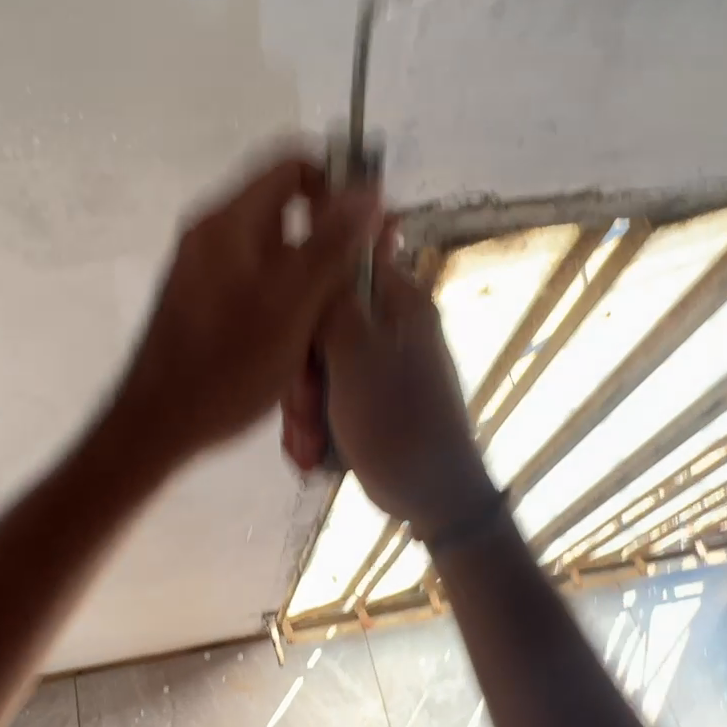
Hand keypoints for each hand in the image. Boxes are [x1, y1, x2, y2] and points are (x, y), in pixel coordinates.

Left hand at [111, 151, 382, 460]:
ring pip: (279, 263)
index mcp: (229, 223)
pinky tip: (304, 354)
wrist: (156, 427)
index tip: (371, 229)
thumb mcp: (291, 305)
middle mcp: (214, 238)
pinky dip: (288, 313)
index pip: (293, 169)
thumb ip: (332, 245)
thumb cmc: (226, 367)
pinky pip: (260, 292)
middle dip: (333, 252)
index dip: (339, 187)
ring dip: (314, 292)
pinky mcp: (206, 307)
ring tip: (335, 333)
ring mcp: (206, 274)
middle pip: (290, 220)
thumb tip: (370, 190)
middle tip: (363, 289)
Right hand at [313, 257, 498, 535]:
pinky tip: (312, 454)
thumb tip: (333, 230)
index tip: (293, 339)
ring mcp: (378, 365)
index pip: (337, 266)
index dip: (304, 300)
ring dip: (303, 409)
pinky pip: (327, 398)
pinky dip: (315, 426)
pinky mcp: (369, 400)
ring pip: (317, 367)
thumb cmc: (397, 420)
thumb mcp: (355, 352)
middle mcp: (389, 326)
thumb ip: (333, 297)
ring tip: (309, 445)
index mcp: (397, 302)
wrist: (433, 497)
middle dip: (300, 373)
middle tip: (302, 407)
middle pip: (318, 325)